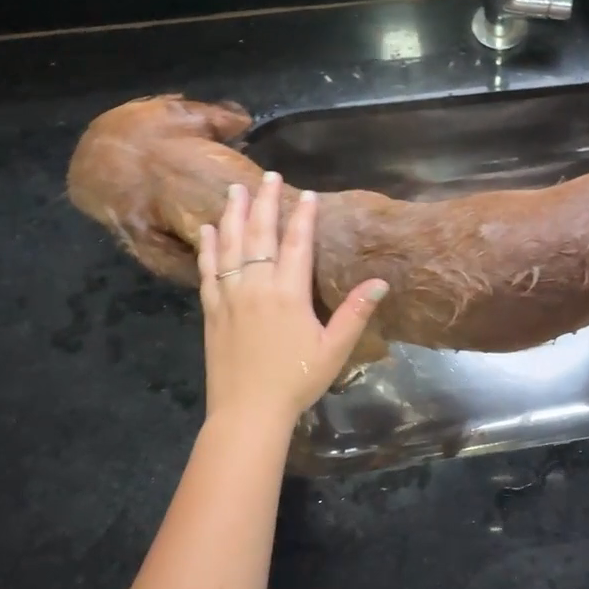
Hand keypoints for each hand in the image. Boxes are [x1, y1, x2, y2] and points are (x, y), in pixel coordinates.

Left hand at [196, 172, 386, 423]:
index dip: (303, 217)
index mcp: (289, 294)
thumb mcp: (335, 349)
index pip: (297, 244)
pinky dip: (209, 247)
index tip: (307, 195)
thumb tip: (380, 282)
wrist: (248, 411)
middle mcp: (257, 286)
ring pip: (230, 246)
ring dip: (234, 215)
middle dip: (265, 203)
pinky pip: (209, 270)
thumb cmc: (297, 381)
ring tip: (236, 190)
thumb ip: (355, 313)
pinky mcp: (212, 311)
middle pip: (260, 235)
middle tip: (268, 176)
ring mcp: (230, 297)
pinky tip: (209, 229)